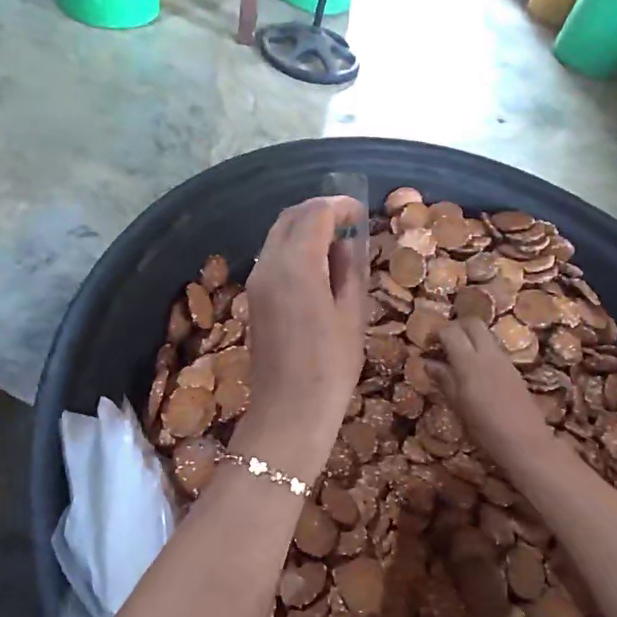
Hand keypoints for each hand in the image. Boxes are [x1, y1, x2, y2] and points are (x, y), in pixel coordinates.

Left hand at [239, 197, 367, 462]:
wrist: (290, 410)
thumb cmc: (332, 365)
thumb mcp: (352, 313)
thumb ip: (350, 269)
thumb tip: (348, 242)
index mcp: (297, 265)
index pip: (316, 214)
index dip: (340, 206)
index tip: (361, 212)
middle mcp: (269, 264)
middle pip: (290, 217)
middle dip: (320, 211)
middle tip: (350, 222)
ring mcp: (257, 281)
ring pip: (278, 235)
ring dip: (306, 229)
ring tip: (338, 245)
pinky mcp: (254, 297)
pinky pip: (273, 256)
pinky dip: (295, 248)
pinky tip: (318, 267)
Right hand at [430, 318, 555, 470]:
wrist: (525, 441)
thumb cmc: (485, 428)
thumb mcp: (458, 405)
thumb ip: (444, 379)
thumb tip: (428, 362)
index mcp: (469, 363)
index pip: (451, 332)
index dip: (437, 333)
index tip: (428, 344)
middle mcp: (488, 354)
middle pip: (472, 322)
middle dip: (456, 326)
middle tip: (444, 343)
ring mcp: (504, 359)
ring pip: (485, 333)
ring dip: (470, 336)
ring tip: (457, 356)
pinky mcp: (513, 368)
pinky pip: (494, 347)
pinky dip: (481, 348)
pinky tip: (474, 370)